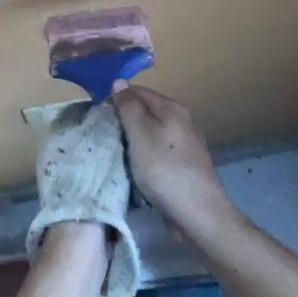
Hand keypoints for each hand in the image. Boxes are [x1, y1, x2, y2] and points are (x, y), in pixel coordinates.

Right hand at [111, 84, 240, 242]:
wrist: (199, 215)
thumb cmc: (165, 170)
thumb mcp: (140, 134)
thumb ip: (129, 107)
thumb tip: (119, 81)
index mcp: (171, 109)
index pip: (137, 92)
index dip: (116, 100)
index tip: (99, 117)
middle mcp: (181, 122)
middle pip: (144, 114)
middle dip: (124, 124)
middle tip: (104, 138)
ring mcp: (184, 146)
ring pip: (150, 136)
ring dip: (132, 144)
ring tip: (115, 156)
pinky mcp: (184, 168)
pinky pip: (157, 155)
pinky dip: (144, 160)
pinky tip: (135, 173)